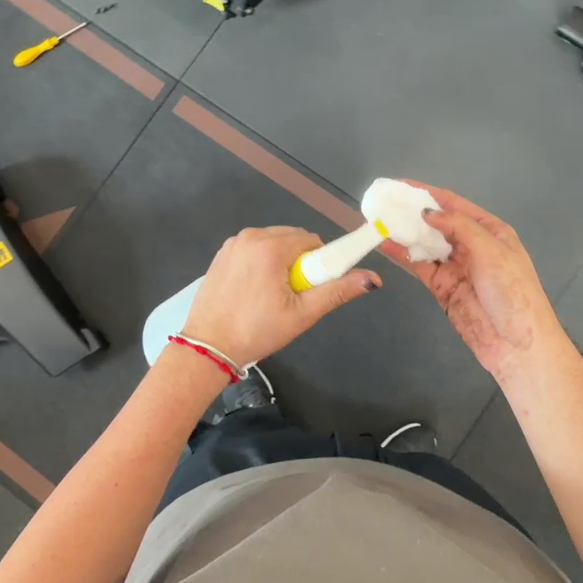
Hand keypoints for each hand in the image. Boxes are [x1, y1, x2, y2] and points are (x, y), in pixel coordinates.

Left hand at [181, 226, 380, 366]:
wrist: (208, 346)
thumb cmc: (257, 331)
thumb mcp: (302, 314)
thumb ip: (337, 291)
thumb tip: (374, 278)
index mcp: (270, 247)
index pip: (311, 240)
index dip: (318, 263)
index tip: (310, 288)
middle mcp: (250, 236)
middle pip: (291, 238)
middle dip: (298, 262)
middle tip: (291, 296)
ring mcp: (232, 244)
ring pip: (272, 243)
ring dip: (280, 262)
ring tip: (271, 296)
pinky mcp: (221, 254)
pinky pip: (253, 250)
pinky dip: (260, 264)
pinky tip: (254, 292)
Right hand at [380, 182, 559, 381]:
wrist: (515, 343)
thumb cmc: (512, 291)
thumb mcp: (491, 251)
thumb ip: (459, 227)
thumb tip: (428, 212)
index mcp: (490, 231)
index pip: (455, 205)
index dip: (429, 193)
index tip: (402, 185)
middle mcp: (471, 245)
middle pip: (437, 222)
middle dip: (412, 212)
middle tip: (384, 202)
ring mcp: (454, 266)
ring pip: (425, 243)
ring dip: (404, 232)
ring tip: (377, 220)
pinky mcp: (441, 286)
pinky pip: (419, 265)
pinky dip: (402, 254)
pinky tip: (384, 244)